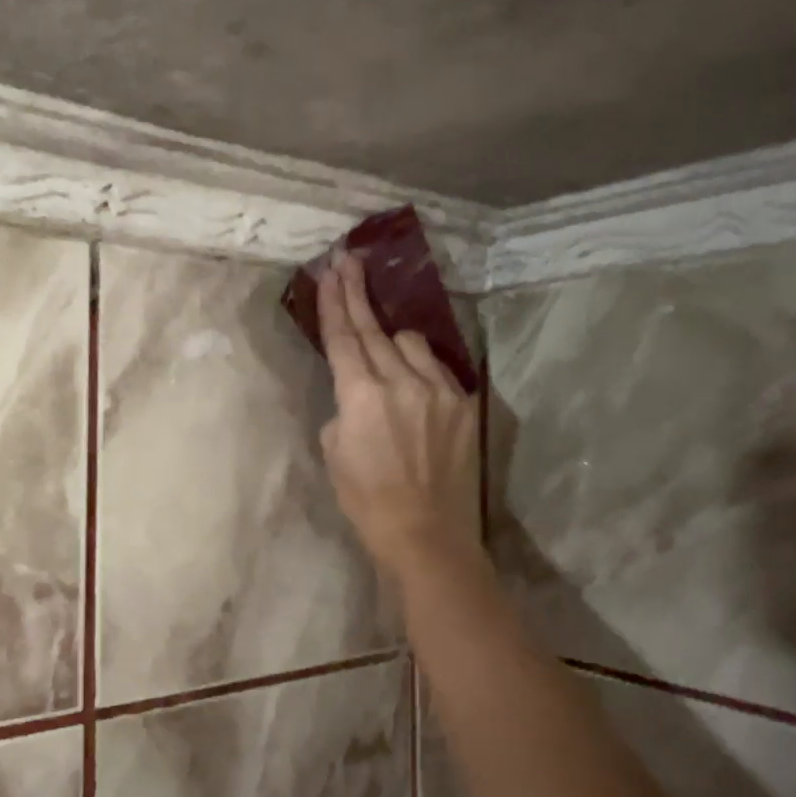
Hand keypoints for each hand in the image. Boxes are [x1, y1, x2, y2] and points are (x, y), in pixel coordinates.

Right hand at [316, 253, 481, 581]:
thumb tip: (357, 391)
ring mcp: (440, 391)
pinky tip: (410, 381)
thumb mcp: (333, 450)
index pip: (343, 337)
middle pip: (374, 329)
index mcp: (361, 395)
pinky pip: (436, 369)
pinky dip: (418, 366)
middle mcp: (402, 383)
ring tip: (380, 350)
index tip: (330, 270)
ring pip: (410, 344)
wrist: (426, 534)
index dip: (333, 302)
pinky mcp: (465, 405)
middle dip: (357, 296)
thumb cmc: (364, 498)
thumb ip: (343, 407)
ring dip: (391, 339)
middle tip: (348, 262)